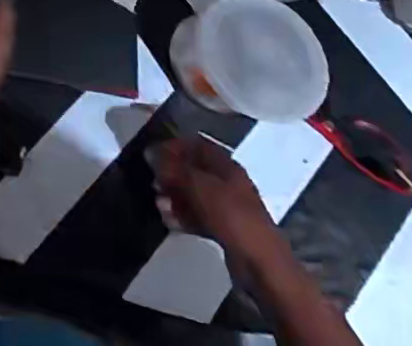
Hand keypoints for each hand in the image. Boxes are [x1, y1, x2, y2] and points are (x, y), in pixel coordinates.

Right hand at [152, 138, 285, 265]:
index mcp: (225, 165)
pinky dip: (183, 217)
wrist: (261, 265)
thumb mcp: (199, 186)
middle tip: (153, 183)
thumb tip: (149, 151)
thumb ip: (173, 168)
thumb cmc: (231, 215)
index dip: (172, 146)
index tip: (151, 155)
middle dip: (170, 175)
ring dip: (174, 198)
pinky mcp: (224, 229)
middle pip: (192, 170)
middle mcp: (226, 182)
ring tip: (159, 206)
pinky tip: (169, 222)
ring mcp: (226, 207)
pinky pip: (198, 216)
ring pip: (193, 195)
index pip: (195, 145)